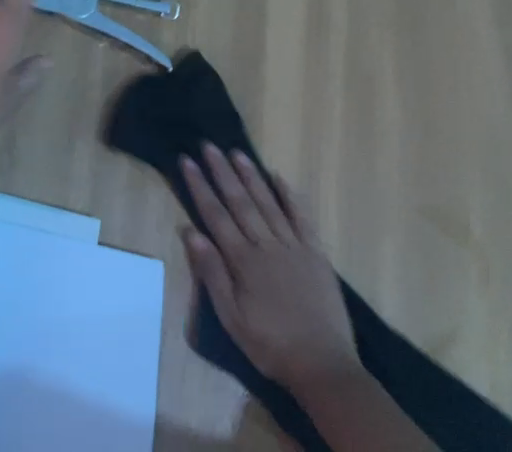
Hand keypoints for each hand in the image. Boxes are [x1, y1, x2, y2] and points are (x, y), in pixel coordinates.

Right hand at [181, 146, 358, 392]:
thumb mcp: (230, 317)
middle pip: (240, 202)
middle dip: (221, 172)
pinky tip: (279, 178)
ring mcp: (294, 248)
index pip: (215, 215)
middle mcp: (267, 247)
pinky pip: (302, 219)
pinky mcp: (316, 256)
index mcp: (243, 261)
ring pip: (269, 204)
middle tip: (208, 145)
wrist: (324, 367)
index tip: (187, 161)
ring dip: (251, 176)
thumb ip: (212, 273)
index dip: (199, 186)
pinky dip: (290, 197)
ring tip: (236, 152)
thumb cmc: (269, 344)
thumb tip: (190, 232)